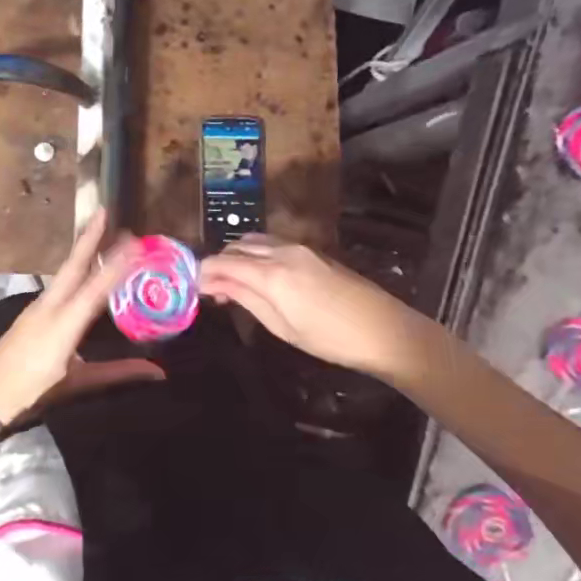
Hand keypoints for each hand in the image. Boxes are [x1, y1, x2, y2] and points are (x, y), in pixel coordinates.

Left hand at [0, 209, 163, 422]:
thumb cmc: (32, 390)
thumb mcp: (77, 383)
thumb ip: (117, 373)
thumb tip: (156, 372)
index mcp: (62, 326)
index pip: (94, 289)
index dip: (115, 266)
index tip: (133, 242)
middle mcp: (48, 308)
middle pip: (72, 268)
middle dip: (89, 239)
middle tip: (105, 212)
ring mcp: (36, 307)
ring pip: (63, 274)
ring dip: (82, 252)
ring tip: (100, 234)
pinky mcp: (30, 312)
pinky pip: (57, 285)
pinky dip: (73, 271)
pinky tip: (82, 270)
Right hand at [198, 235, 426, 378]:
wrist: (385, 331)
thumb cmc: (330, 338)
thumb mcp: (281, 326)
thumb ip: (246, 299)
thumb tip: (214, 285)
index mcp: (271, 273)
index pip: (222, 262)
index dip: (203, 274)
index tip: (195, 290)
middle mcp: (282, 252)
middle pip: (236, 247)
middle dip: (219, 264)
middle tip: (214, 291)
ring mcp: (299, 248)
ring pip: (254, 241)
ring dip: (237, 257)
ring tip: (235, 284)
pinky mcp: (312, 252)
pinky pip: (272, 244)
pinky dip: (256, 255)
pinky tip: (259, 278)